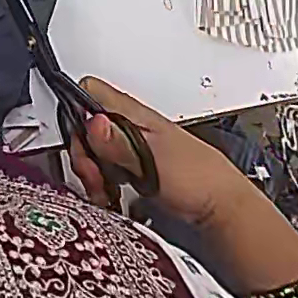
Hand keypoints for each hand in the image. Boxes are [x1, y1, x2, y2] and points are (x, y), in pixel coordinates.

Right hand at [69, 78, 297, 291]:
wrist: (220, 205)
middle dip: (84, 154)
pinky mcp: (131, 164)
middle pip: (84, 126)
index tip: (84, 142)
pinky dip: (102, 183)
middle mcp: (128, 124)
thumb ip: (118, 142)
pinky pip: (104, 168)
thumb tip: (91, 122)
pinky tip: (112, 195)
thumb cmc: (197, 177)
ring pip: (92, 150)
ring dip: (92, 173)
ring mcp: (129, 144)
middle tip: (96, 174)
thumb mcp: (152, 160)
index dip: (77, 114)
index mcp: (131, 112)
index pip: (88, 92)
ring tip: (106, 189)